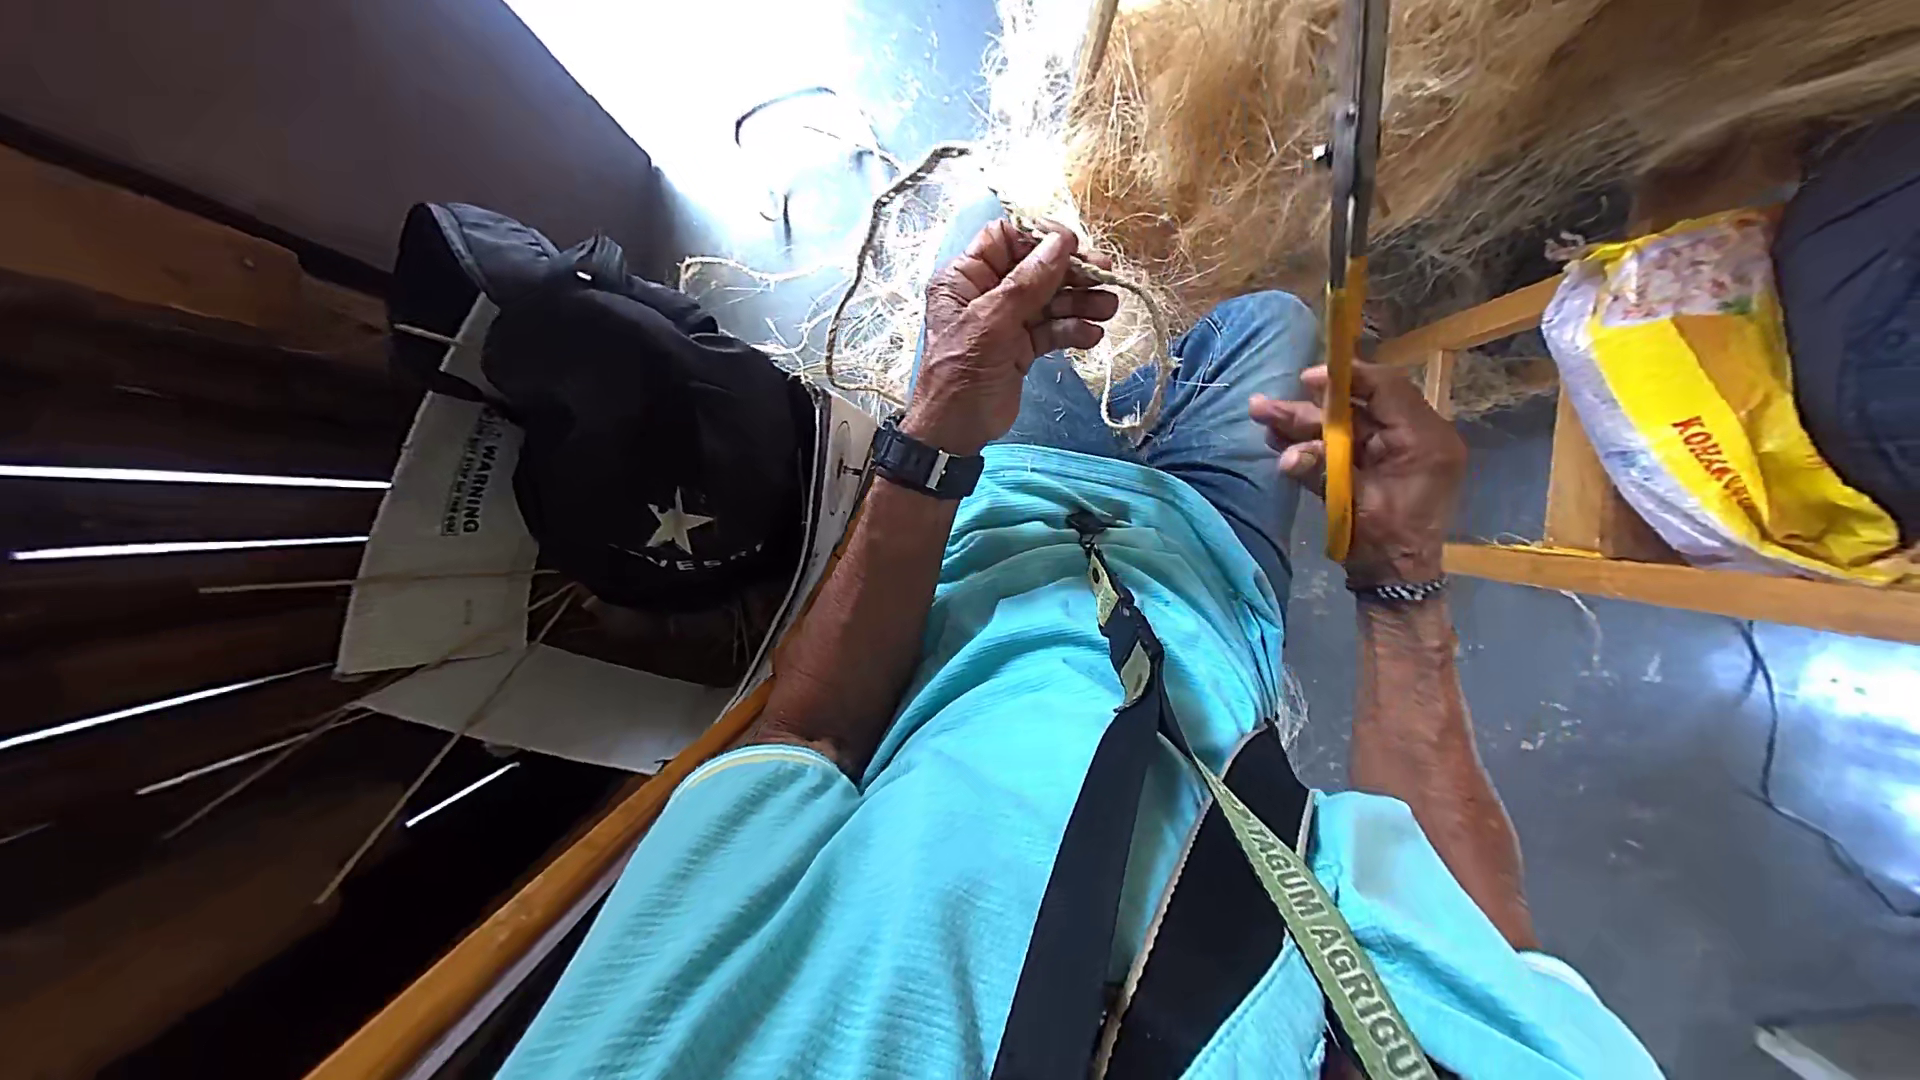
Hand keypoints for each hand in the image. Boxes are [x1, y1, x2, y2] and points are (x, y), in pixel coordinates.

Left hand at [905, 219, 1118, 454]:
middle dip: (1070, 272)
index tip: (1072, 246)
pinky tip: (1090, 336)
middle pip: (1035, 268)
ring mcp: (1005, 322)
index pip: (1005, 238)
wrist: (955, 431)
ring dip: (1080, 302)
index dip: (1039, 238)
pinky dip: (1072, 330)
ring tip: (1108, 309)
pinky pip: (1051, 330)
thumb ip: (1027, 283)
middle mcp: (986, 294)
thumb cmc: (962, 373)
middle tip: (1105, 276)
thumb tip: (1061, 242)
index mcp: (966, 278)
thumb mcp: (991, 323)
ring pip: (1049, 300)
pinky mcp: (1021, 348)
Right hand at [1249, 360, 1466, 586]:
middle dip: (1307, 409)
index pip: (1388, 390)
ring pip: (1342, 427)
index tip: (1308, 379)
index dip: (1347, 380)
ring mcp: (1390, 451)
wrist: (1395, 577)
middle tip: (1262, 407)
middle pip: (1354, 410)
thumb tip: (1287, 456)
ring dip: (1301, 424)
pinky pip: (1340, 445)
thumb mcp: (1356, 505)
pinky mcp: (1372, 464)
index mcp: (1423, 441)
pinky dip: (1309, 443)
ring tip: (1262, 420)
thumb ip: (1322, 474)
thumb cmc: (1388, 542)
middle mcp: (1411, 438)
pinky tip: (1278, 441)